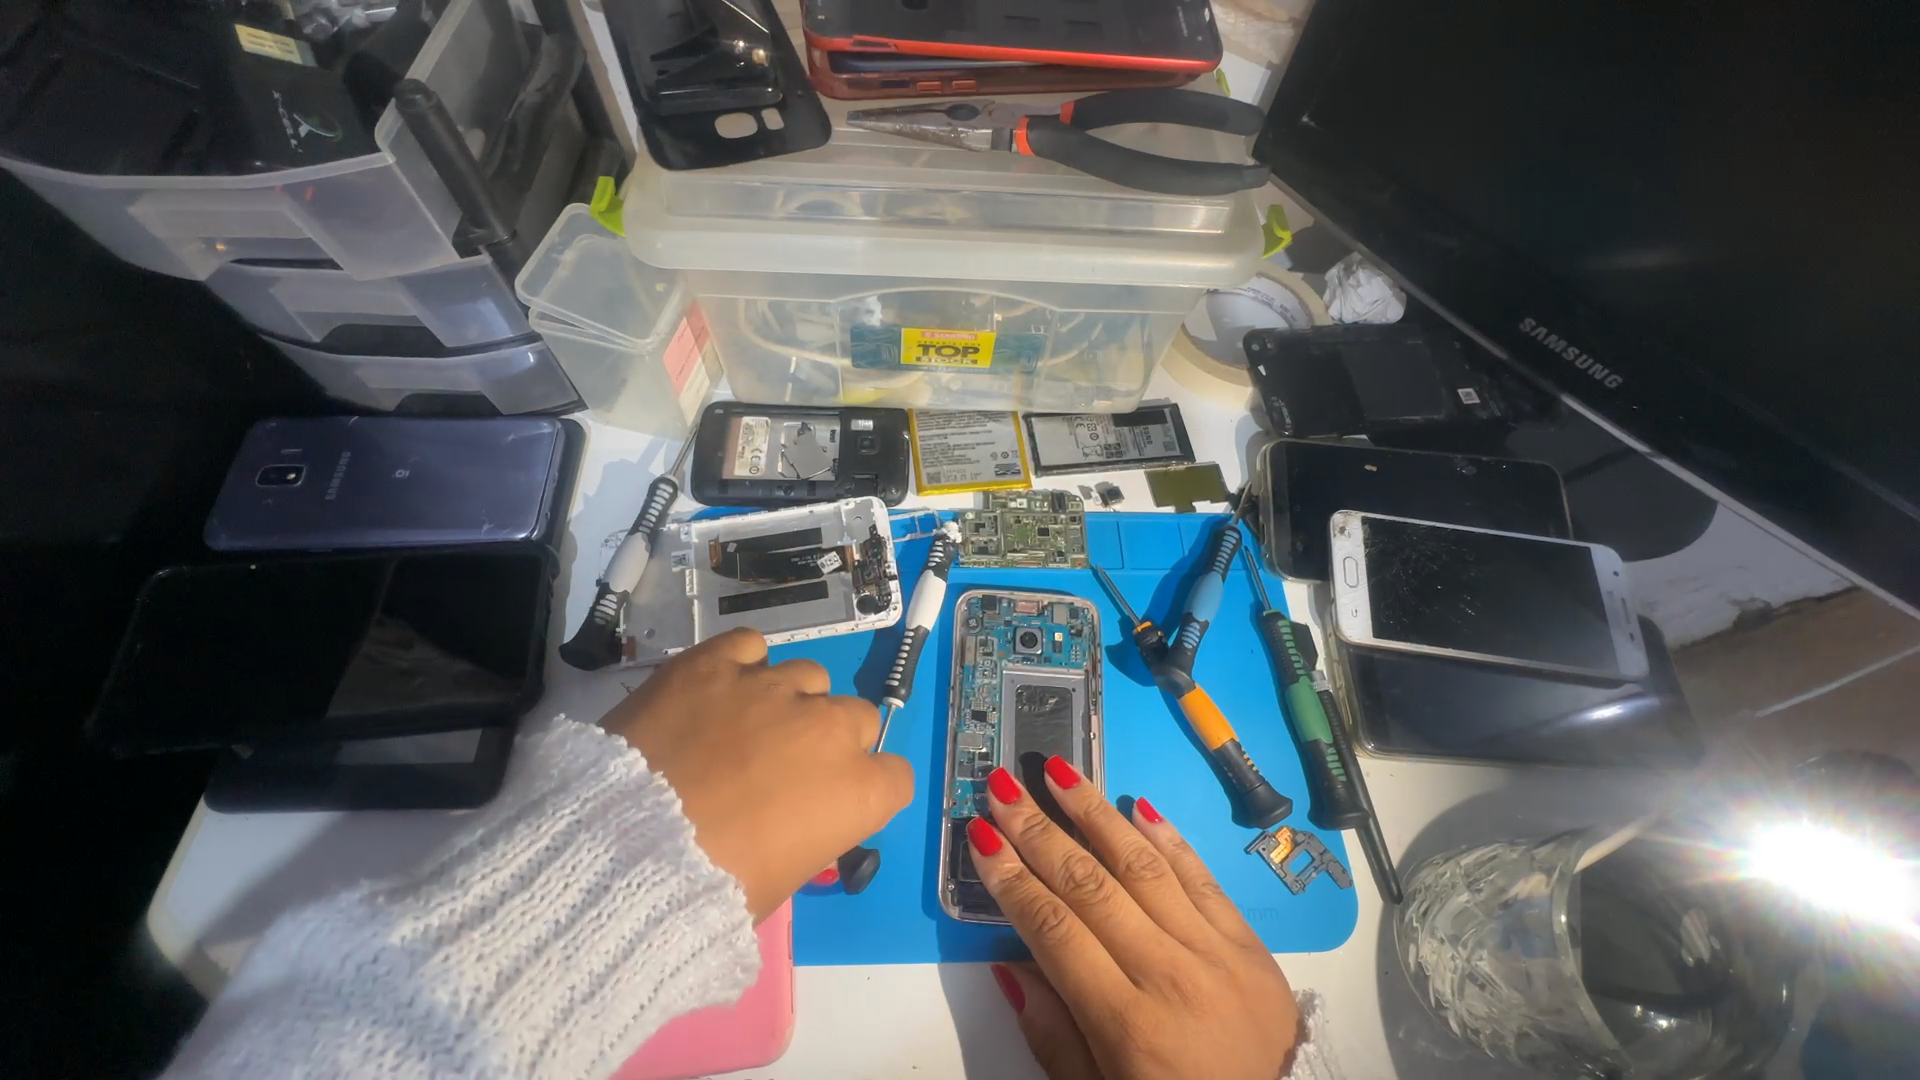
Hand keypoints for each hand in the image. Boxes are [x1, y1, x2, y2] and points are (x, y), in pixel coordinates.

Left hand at [599, 628, 913, 921]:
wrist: (620, 852)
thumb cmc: (705, 890)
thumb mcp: (777, 885)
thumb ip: (807, 838)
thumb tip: (795, 822)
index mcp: (857, 790)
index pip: (895, 777)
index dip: (867, 790)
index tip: (836, 803)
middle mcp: (829, 727)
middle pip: (858, 718)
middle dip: (830, 741)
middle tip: (785, 768)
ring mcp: (774, 687)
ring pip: (809, 677)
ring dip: (790, 701)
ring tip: (745, 726)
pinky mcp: (718, 662)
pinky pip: (752, 645)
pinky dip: (744, 664)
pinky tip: (722, 687)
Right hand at [969, 758, 1298, 1079]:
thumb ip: (1052, 1034)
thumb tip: (1009, 964)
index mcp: (1126, 1023)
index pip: (1053, 927)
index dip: (1011, 878)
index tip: (981, 834)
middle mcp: (1168, 973)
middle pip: (1089, 883)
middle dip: (1038, 829)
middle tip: (1003, 785)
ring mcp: (1213, 950)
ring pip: (1141, 864)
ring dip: (1094, 812)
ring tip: (1058, 772)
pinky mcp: (1248, 940)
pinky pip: (1200, 875)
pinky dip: (1166, 837)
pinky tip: (1137, 803)